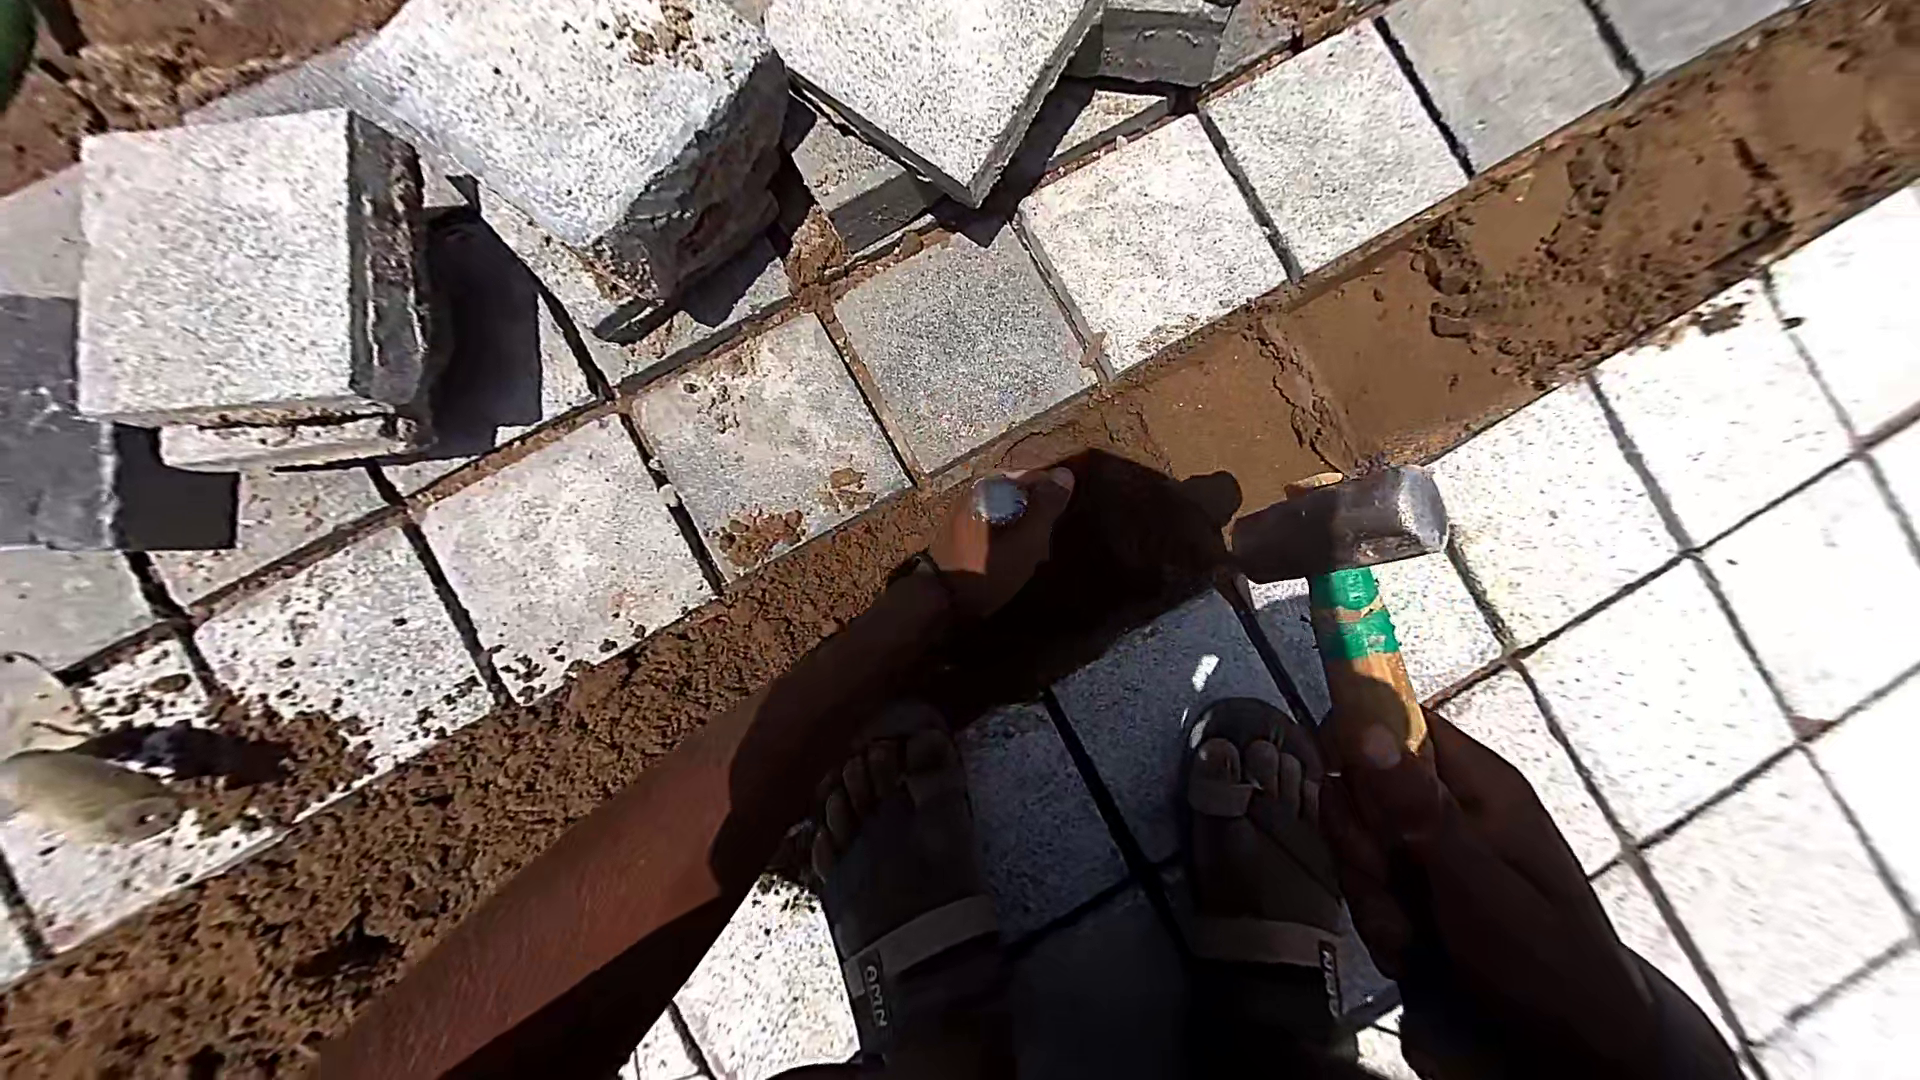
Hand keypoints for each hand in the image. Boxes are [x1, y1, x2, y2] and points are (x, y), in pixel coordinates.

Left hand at [927, 468, 1074, 620]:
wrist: (939, 601)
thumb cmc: (986, 570)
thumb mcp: (1026, 542)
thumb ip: (1046, 507)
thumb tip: (1065, 474)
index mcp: (988, 487)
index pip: (1033, 476)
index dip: (1053, 497)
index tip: (1062, 520)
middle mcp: (974, 493)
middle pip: (1021, 495)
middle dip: (1038, 517)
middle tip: (1048, 542)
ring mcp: (964, 513)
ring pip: (1009, 513)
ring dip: (1025, 531)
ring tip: (1034, 555)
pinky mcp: (960, 534)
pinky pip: (995, 526)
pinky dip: (1009, 539)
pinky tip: (1013, 560)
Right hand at [1320, 711, 1660, 1077]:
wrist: (1579, 1050)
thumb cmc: (1548, 961)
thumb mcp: (1482, 884)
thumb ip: (1421, 809)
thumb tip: (1365, 729)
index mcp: (1472, 778)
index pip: (1392, 715)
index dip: (1355, 740)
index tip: (1348, 791)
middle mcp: (1441, 796)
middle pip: (1355, 777)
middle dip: (1357, 838)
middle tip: (1387, 882)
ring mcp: (1422, 835)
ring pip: (1349, 828)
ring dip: (1363, 883)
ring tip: (1405, 932)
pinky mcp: (1407, 872)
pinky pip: (1356, 866)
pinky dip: (1369, 906)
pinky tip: (1403, 942)